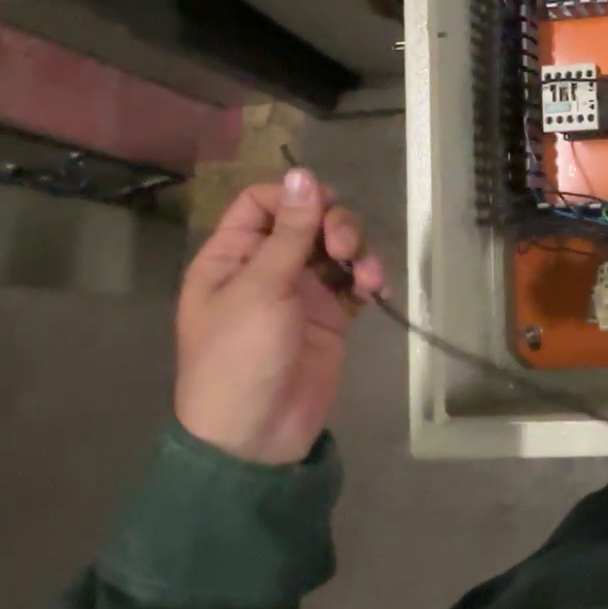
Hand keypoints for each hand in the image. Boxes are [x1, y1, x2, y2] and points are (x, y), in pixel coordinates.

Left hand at [174, 168, 387, 464]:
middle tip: (343, 247)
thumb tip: (305, 172)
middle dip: (334, 225)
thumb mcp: (261, 288)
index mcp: (231, 256)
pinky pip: (354, 279)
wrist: (257, 436)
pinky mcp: (331, 314)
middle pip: (308, 219)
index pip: (263, 202)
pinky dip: (368, 277)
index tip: (321, 209)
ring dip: (357, 251)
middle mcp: (266, 266)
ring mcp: (300, 290)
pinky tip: (376, 290)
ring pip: (336, 246)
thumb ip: (290, 231)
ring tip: (366, 276)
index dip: (295, 197)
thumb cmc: (241, 357)